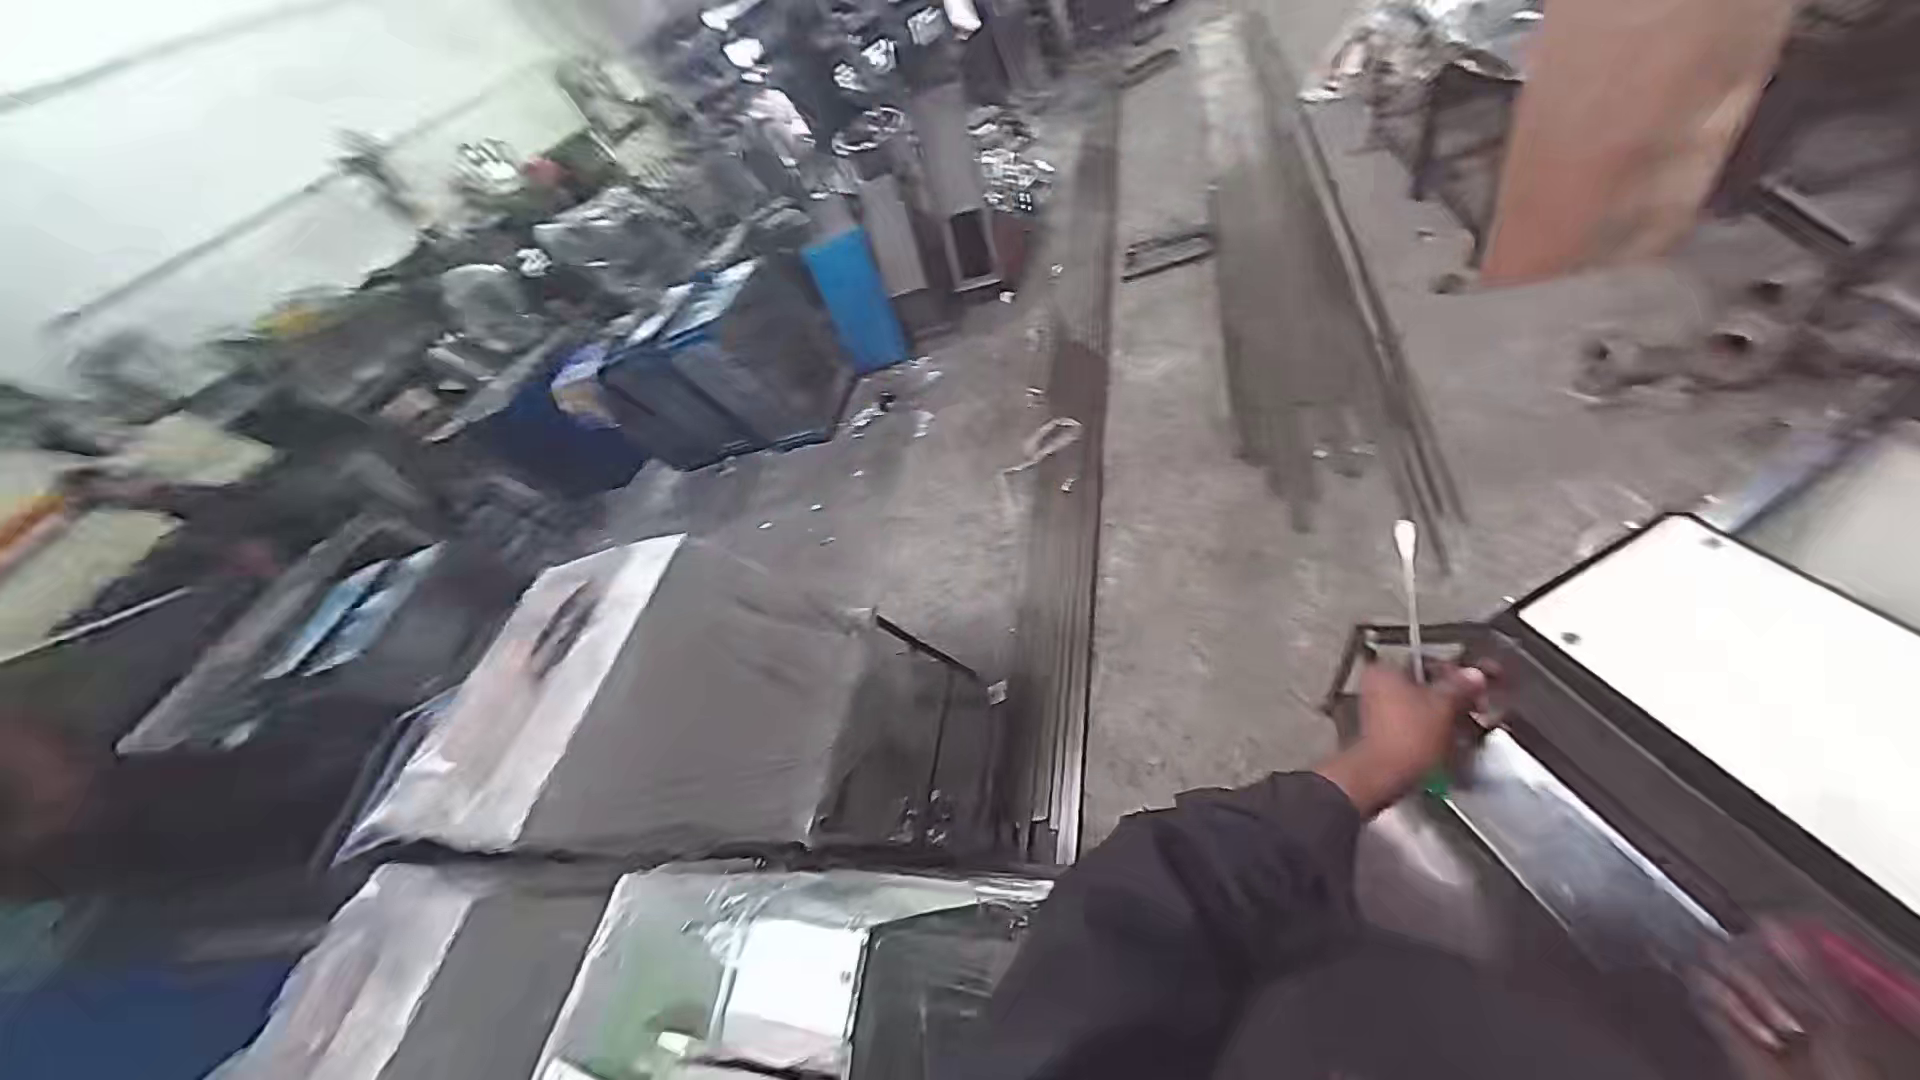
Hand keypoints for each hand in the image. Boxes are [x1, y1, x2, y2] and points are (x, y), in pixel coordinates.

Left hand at [1316, 661, 1487, 815]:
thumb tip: (1475, 673)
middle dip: (1456, 694)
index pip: (1427, 661)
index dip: (1457, 672)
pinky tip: (1454, 736)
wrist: (1386, 771)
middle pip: (1424, 682)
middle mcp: (1375, 683)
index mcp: (1384, 670)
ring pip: (1422, 702)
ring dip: (1449, 711)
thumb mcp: (1443, 705)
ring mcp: (1377, 706)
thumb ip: (1461, 686)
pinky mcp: (1384, 727)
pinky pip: (1415, 718)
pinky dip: (1434, 724)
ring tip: (1471, 723)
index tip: (1480, 684)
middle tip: (1480, 707)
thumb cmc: (1411, 733)